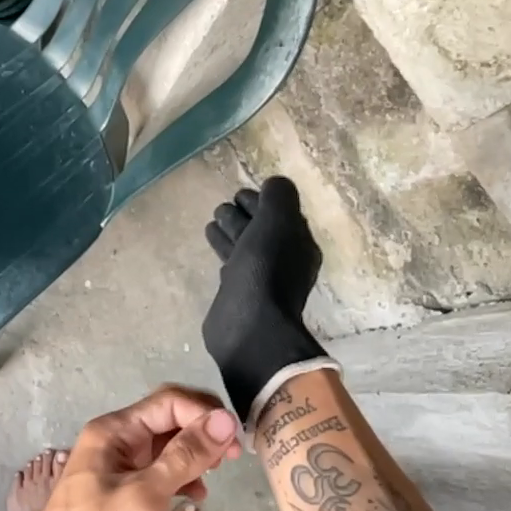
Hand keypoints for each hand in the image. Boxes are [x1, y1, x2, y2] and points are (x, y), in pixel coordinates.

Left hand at [11, 387, 240, 510]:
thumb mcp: (145, 496)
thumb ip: (186, 455)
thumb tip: (225, 419)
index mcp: (112, 432)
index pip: (168, 402)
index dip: (205, 414)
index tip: (236, 440)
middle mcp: (113, 445)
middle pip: (167, 421)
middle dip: (202, 432)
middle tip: (234, 457)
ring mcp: (117, 474)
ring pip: (166, 450)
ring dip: (194, 456)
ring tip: (218, 475)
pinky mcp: (122, 503)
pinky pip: (159, 477)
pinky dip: (181, 481)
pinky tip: (195, 498)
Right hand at [202, 176, 329, 417]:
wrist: (249, 326)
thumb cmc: (265, 271)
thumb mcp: (278, 222)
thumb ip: (278, 197)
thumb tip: (273, 184)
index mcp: (298, 242)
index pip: (280, 213)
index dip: (261, 200)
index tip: (240, 192)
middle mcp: (283, 260)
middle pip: (262, 228)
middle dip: (244, 214)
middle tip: (222, 206)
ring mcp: (261, 278)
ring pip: (245, 245)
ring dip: (231, 230)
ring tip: (213, 220)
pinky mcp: (239, 294)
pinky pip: (233, 265)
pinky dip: (225, 252)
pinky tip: (214, 246)